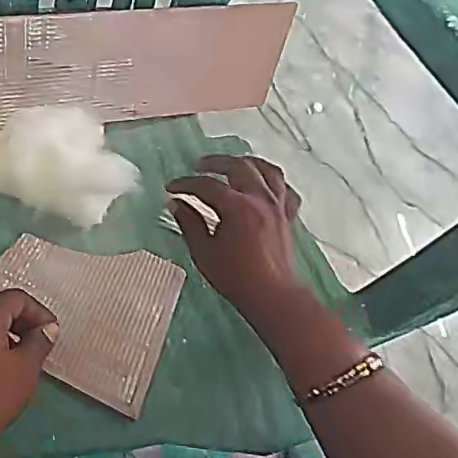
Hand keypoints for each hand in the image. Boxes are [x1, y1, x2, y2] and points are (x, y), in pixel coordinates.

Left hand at [0, 290, 56, 450]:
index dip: (39, 312)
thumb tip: (47, 328)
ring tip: (24, 365)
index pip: (16, 297)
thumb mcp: (24, 369)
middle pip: (0, 309)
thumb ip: (38, 343)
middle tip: (40, 349)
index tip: (51, 335)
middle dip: (25, 324)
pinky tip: (3, 376)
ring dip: (10, 339)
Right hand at [167, 155, 306, 316]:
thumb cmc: (235, 277)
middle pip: (238, 167)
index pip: (207, 186)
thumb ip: (189, 223)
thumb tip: (176, 205)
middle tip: (198, 165)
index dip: (185, 184)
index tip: (170, 188)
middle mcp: (260, 200)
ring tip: (232, 163)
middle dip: (216, 162)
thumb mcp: (203, 251)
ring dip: (247, 162)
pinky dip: (273, 181)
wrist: (271, 295)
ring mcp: (278, 206)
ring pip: (267, 170)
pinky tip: (263, 184)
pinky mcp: (287, 217)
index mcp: (237, 207)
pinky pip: (285, 189)